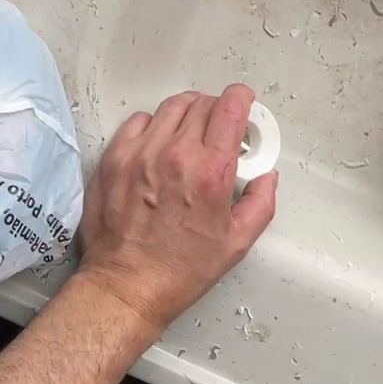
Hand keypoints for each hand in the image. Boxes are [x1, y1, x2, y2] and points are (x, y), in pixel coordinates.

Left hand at [73, 85, 278, 332]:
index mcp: (210, 173)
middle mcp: (175, 155)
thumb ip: (260, 203)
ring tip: (191, 128)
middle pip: (202, 103)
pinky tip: (159, 141)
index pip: (230, 108)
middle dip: (217, 108)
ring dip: (188, 111)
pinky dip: (154, 124)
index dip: (241, 98)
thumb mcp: (236, 243)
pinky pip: (139, 120)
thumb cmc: (178, 271)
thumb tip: (267, 177)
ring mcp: (141, 153)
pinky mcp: (115, 157)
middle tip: (220, 125)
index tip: (243, 102)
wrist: (126, 286)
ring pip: (171, 107)